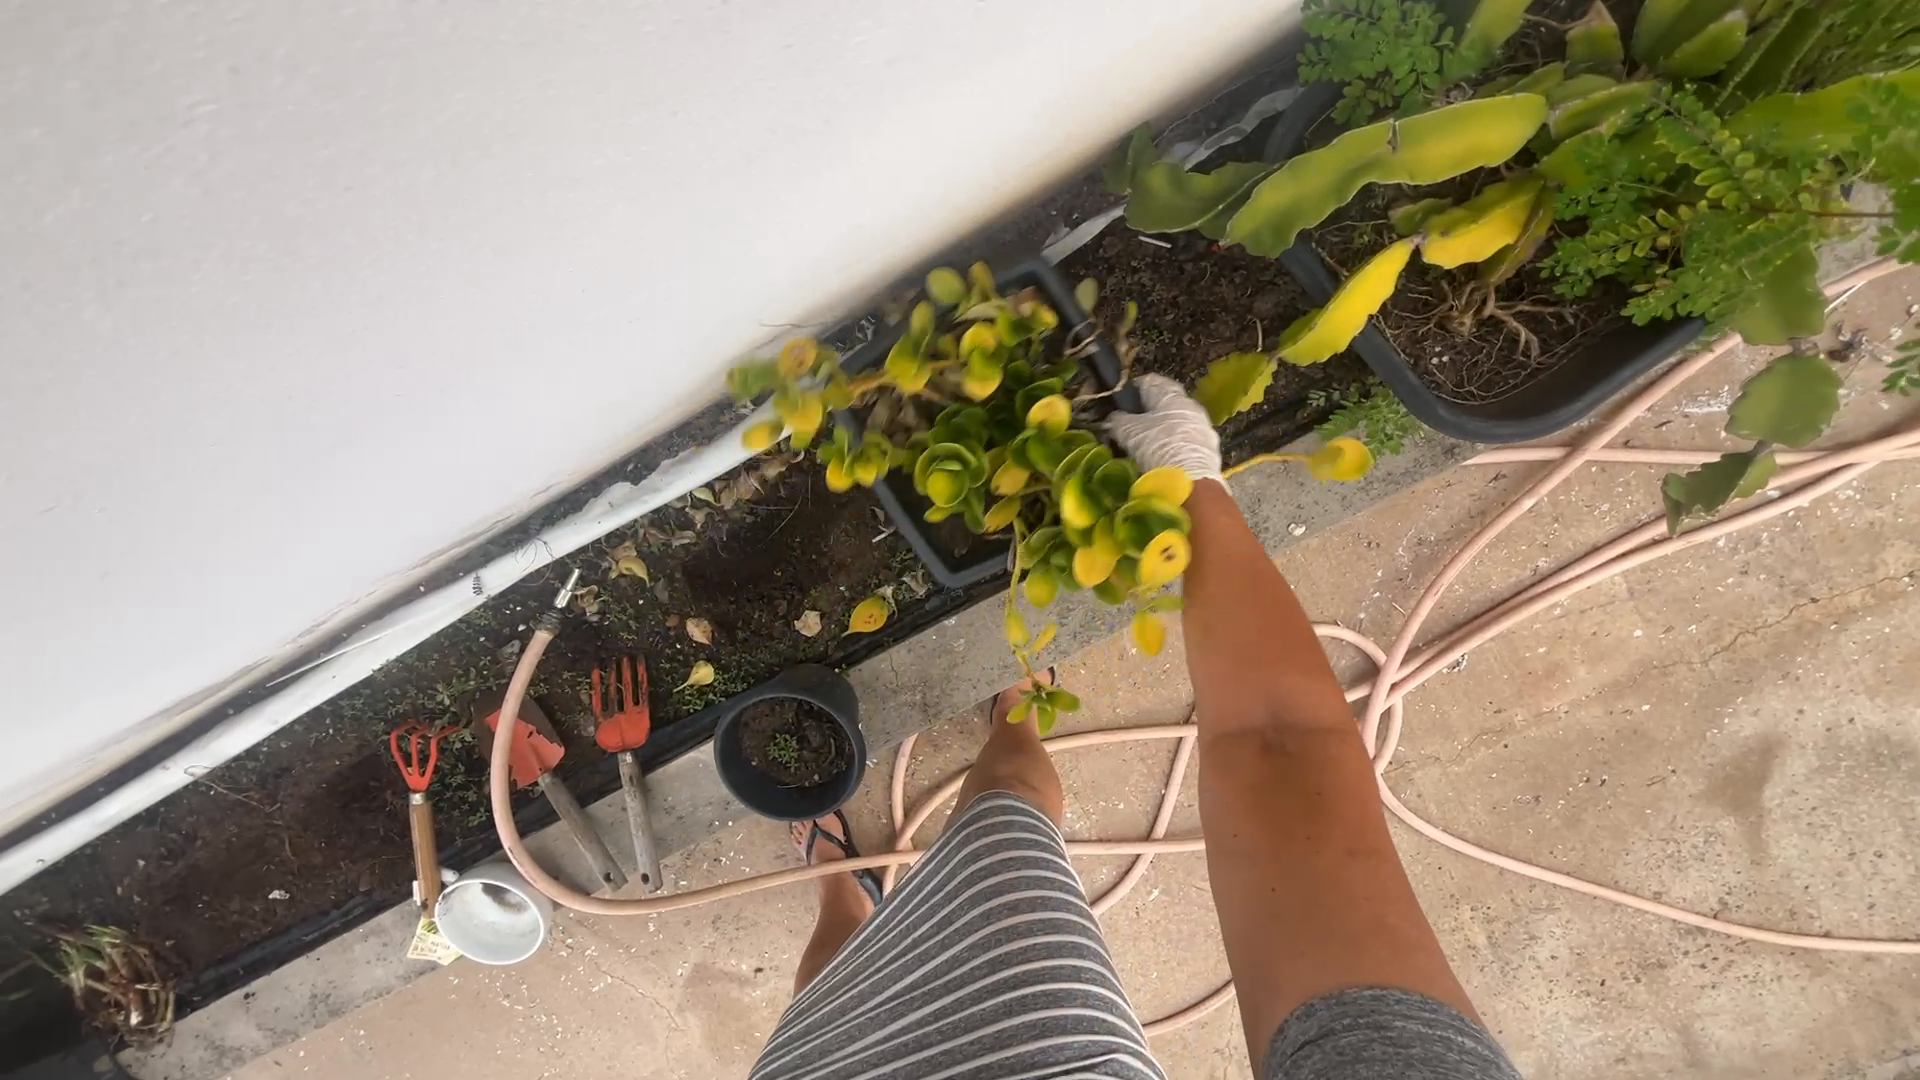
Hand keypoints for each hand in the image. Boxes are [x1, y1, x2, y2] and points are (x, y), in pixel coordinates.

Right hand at [1105, 374, 1223, 486]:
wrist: (1189, 480)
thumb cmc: (1157, 446)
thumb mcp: (1128, 431)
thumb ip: (1117, 420)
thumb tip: (1113, 417)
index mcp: (1172, 395)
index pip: (1150, 381)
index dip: (1133, 388)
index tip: (1121, 398)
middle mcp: (1191, 406)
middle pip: (1166, 403)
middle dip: (1148, 411)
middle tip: (1131, 424)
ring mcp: (1203, 428)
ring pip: (1177, 423)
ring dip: (1162, 430)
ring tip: (1146, 445)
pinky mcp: (1209, 449)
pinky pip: (1185, 441)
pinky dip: (1173, 446)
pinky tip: (1163, 458)